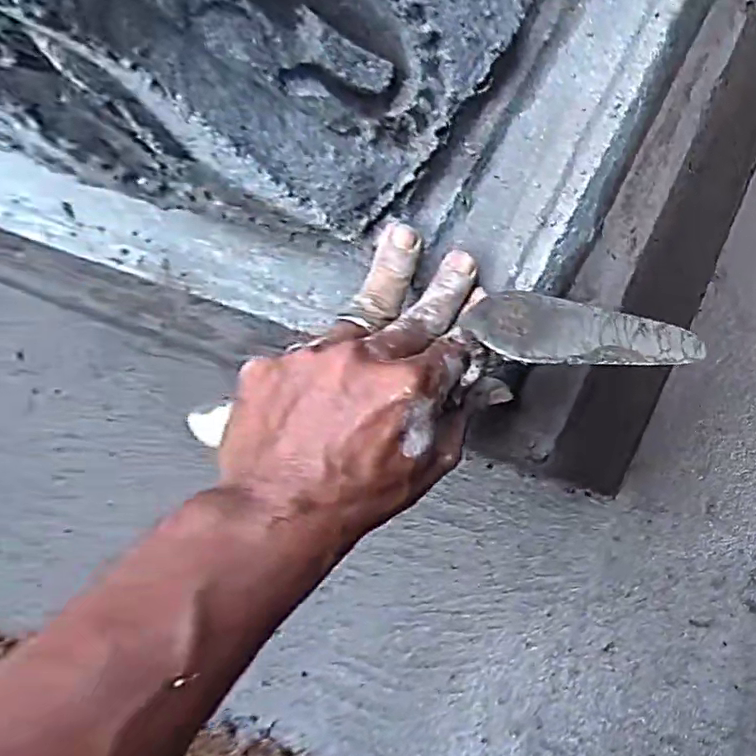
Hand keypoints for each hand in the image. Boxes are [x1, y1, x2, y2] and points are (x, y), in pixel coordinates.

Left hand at [217, 222, 496, 545]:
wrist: (279, 508)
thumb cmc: (359, 492)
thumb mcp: (431, 461)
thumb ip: (456, 416)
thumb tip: (480, 391)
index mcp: (410, 386)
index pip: (453, 348)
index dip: (472, 328)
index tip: (482, 308)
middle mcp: (363, 360)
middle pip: (415, 316)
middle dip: (444, 288)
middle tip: (460, 263)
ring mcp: (314, 356)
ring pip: (361, 317)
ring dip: (388, 285)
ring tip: (403, 247)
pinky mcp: (274, 362)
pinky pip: (314, 346)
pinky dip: (334, 348)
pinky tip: (342, 349)